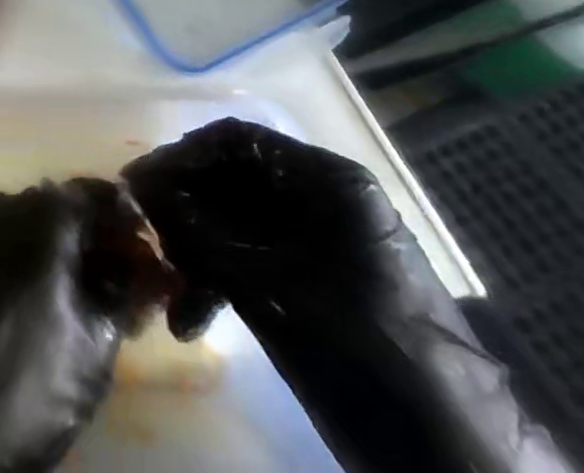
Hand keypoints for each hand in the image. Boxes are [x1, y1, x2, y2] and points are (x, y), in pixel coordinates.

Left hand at [0, 179, 147, 472]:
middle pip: (72, 210)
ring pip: (39, 228)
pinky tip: (48, 306)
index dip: (135, 233)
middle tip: (126, 295)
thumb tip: (147, 275)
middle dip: (104, 247)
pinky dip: (36, 263)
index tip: (151, 271)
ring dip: (70, 257)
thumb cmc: (15, 379)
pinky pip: (9, 243)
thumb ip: (126, 299)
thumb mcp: (91, 348)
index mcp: (47, 213)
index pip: (108, 197)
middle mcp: (8, 203)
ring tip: (90, 307)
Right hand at [123, 119, 574, 472]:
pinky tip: (192, 321)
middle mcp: (321, 199)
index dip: (182, 158)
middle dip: (186, 214)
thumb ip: (202, 234)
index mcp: (326, 182)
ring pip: (237, 227)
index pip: (238, 142)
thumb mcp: (271, 288)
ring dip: (197, 256)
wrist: (448, 448)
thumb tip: (141, 186)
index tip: (135, 187)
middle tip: (144, 244)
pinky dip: (219, 283)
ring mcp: (317, 242)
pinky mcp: (311, 281)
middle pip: (234, 183)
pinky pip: (251, 263)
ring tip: (170, 300)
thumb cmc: (361, 348)